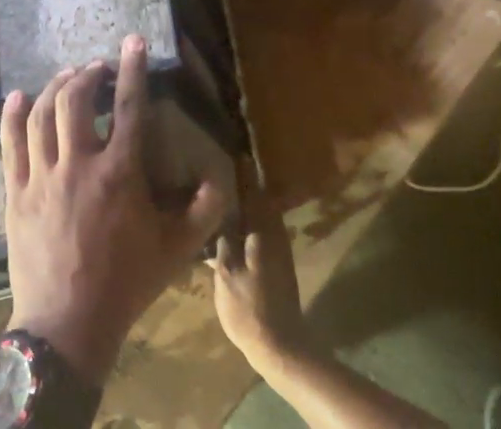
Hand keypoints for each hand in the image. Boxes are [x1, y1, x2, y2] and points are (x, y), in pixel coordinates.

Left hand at [1, 34, 227, 382]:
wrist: (67, 324)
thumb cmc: (126, 283)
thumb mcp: (177, 249)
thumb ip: (204, 211)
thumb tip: (218, 178)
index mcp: (121, 173)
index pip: (128, 106)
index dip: (132, 68)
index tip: (133, 41)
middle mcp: (79, 165)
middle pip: (76, 100)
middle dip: (87, 74)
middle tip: (97, 68)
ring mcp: (42, 178)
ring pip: (42, 115)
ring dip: (55, 87)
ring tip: (68, 77)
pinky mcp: (16, 195)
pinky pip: (11, 144)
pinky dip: (14, 114)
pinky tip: (19, 97)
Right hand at [212, 186, 310, 372]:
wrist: (279, 344)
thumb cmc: (249, 310)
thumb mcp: (227, 278)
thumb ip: (224, 246)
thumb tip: (221, 220)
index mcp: (262, 234)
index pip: (253, 195)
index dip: (245, 177)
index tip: (237, 156)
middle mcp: (275, 236)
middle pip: (262, 203)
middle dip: (249, 187)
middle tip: (231, 172)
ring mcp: (280, 251)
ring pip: (265, 218)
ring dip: (252, 205)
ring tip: (231, 195)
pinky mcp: (279, 265)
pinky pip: (265, 232)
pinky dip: (253, 223)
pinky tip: (238, 229)